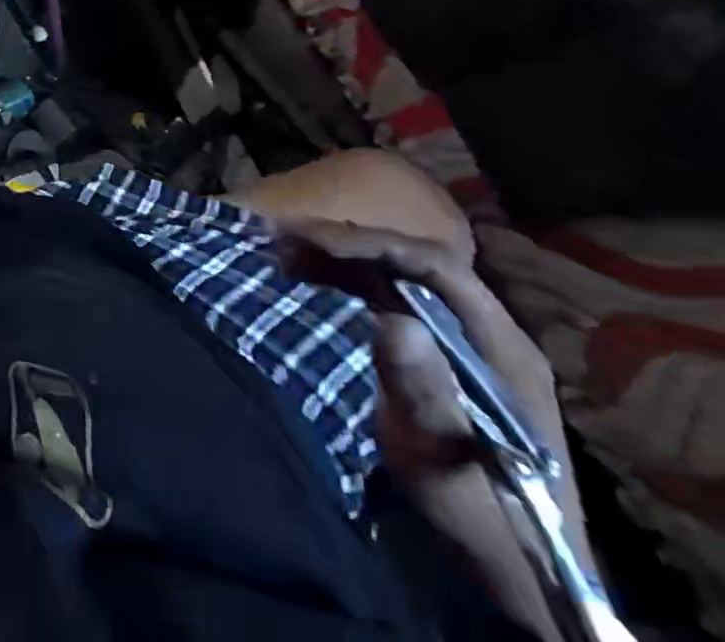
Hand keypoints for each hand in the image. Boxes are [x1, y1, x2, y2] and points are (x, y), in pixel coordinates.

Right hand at [277, 219, 581, 641]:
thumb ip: (423, 387)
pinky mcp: (434, 352)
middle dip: (348, 244)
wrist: (509, 551)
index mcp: (498, 344)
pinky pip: (389, 298)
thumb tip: (390, 318)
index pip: (437, 266)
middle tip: (282, 241)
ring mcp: (459, 340)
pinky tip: (309, 280)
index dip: (372, 244)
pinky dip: (345, 281)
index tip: (309, 242)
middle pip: (415, 262)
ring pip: (399, 276)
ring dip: (341, 260)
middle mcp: (483, 330)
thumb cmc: (474, 500)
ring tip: (284, 254)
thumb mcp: (442, 450)